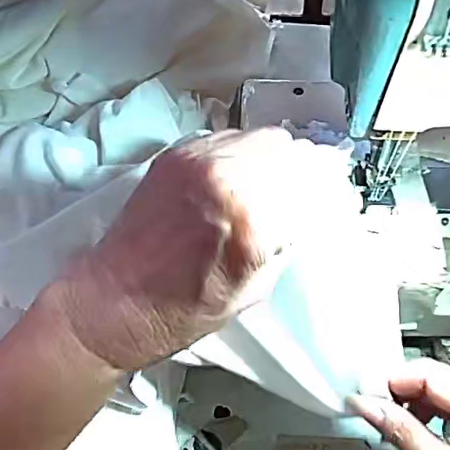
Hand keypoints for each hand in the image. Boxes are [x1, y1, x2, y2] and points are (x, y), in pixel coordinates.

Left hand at [43, 127, 334, 371]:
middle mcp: (227, 179)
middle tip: (312, 192)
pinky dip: (247, 154)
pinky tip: (244, 178)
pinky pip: (231, 138)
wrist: (112, 301)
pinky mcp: (177, 155)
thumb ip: (285, 244)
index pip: (316, 190)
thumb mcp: (252, 290)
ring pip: (266, 138)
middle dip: (310, 174)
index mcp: (252, 222)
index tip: (337, 204)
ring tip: (279, 184)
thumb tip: (308, 217)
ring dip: (281, 159)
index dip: (332, 198)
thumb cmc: (177, 312)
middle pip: (295, 154)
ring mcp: (199, 160)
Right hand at [352, 359, 449, 449]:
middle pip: (433, 375)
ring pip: (437, 383)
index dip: (389, 383)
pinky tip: (418, 430)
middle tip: (373, 419)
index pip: (429, 375)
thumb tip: (365, 404)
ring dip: (411, 402)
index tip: (359, 400)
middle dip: (399, 394)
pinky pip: (449, 393)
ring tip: (396, 431)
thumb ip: (404, 434)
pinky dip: (427, 408)